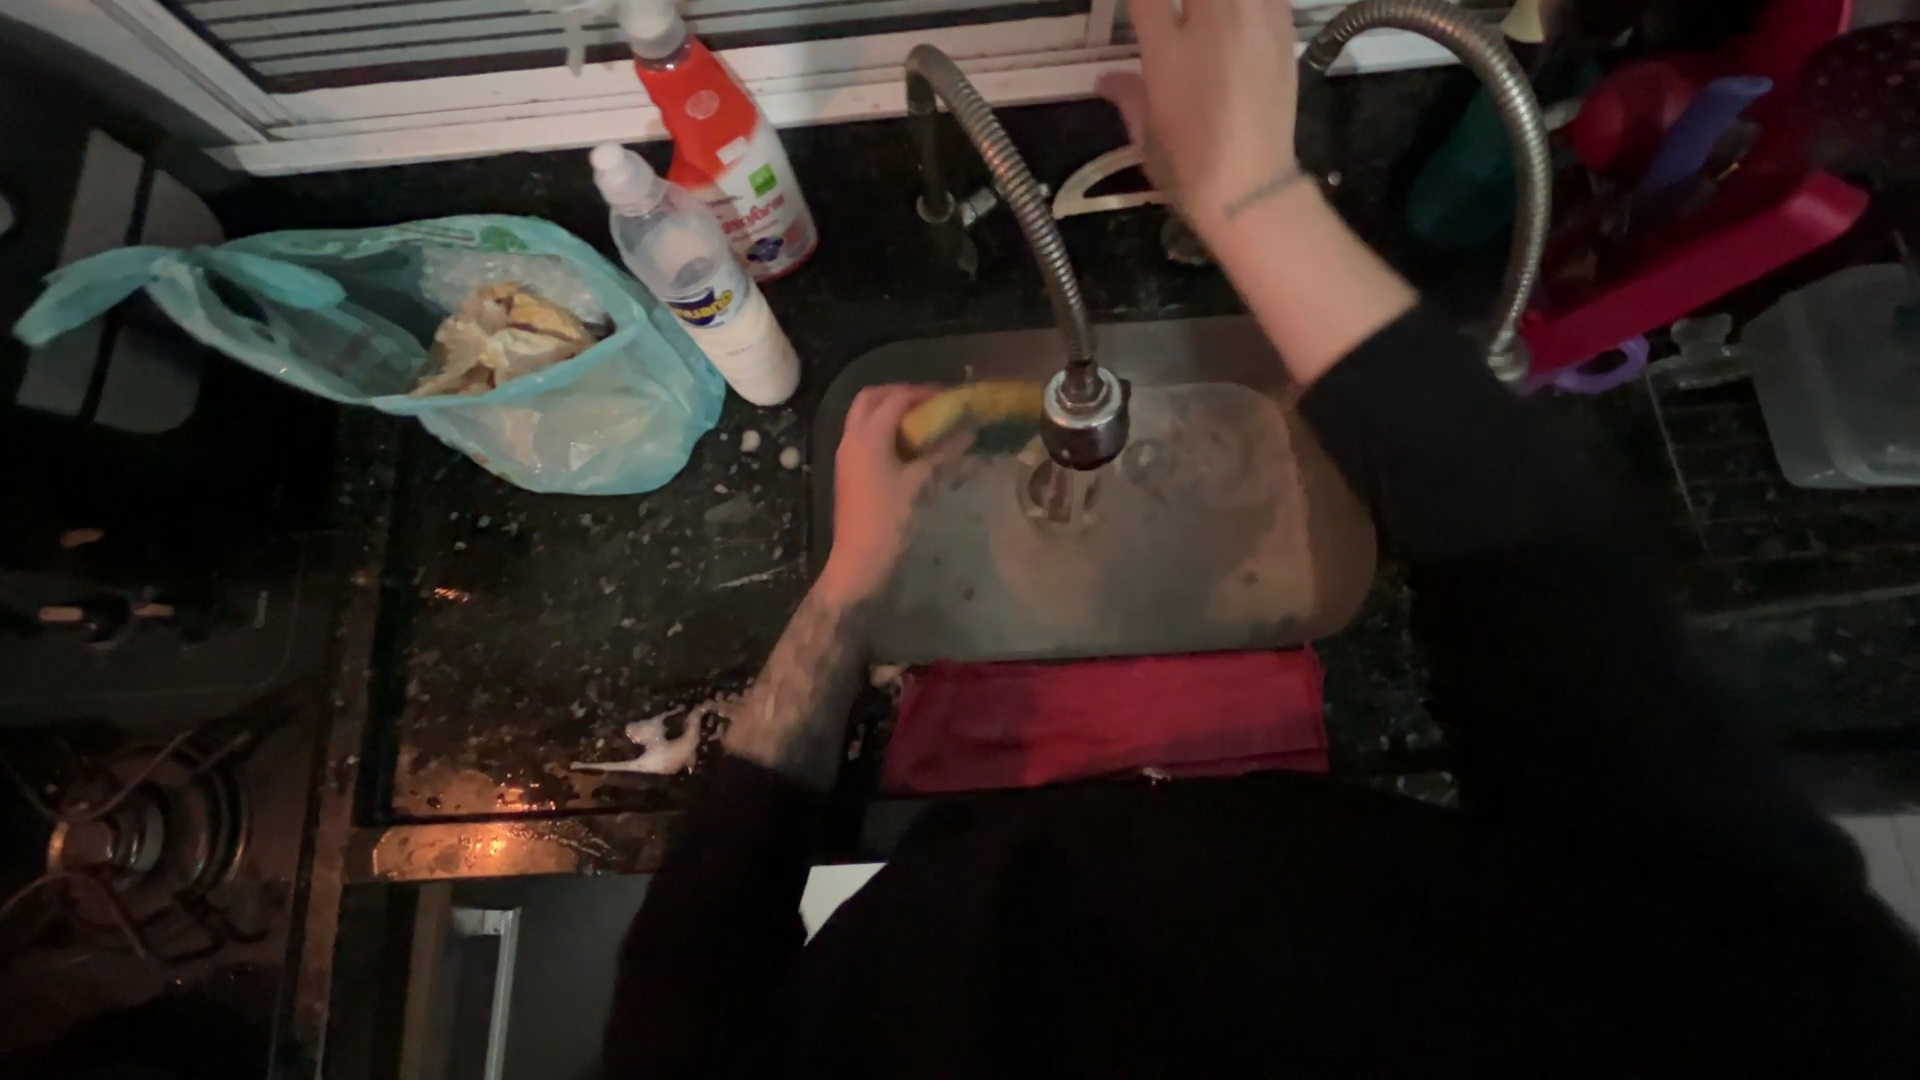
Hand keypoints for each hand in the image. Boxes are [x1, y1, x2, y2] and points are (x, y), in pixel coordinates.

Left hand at [818, 385, 970, 603]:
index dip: (922, 393)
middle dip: (899, 394)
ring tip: (921, 421)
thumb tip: (968, 432)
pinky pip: (864, 435)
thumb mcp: (919, 484)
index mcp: (868, 437)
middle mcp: (852, 438)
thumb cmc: (889, 519)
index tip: (948, 396)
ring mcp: (847, 454)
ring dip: (889, 411)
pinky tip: (908, 445)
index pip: (895, 399)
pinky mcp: (849, 469)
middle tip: (928, 402)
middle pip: (870, 399)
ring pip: (864, 416)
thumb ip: (942, 453)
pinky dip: (884, 429)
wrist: (859, 557)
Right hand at [1096, 0, 1302, 240]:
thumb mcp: (1146, 138)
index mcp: (1167, 52)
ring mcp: (1253, 20)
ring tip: (1208, 20)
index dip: (1140, 2)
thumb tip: (1105, 80)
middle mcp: (1212, 23)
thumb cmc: (1188, 168)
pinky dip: (1251, 2)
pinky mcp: (1284, 28)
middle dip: (1179, 0)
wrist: (1249, 187)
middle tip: (1176, 17)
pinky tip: (1240, 16)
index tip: (1140, 12)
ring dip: (1214, 4)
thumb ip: (1129, 96)